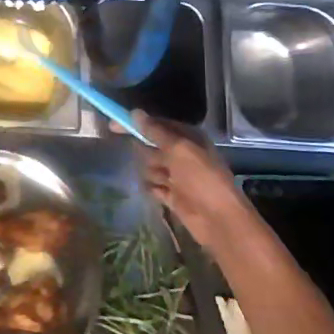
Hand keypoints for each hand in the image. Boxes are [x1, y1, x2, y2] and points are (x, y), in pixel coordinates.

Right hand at [135, 111, 254, 247]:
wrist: (219, 220)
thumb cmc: (202, 178)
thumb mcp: (178, 149)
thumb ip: (155, 132)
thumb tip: (135, 112)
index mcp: (189, 139)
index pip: (158, 125)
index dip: (138, 124)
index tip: (114, 125)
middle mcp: (183, 155)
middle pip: (153, 146)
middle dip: (145, 150)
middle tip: (150, 157)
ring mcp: (178, 176)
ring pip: (151, 166)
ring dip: (151, 171)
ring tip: (164, 180)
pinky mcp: (173, 196)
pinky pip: (154, 186)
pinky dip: (153, 188)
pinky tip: (158, 191)